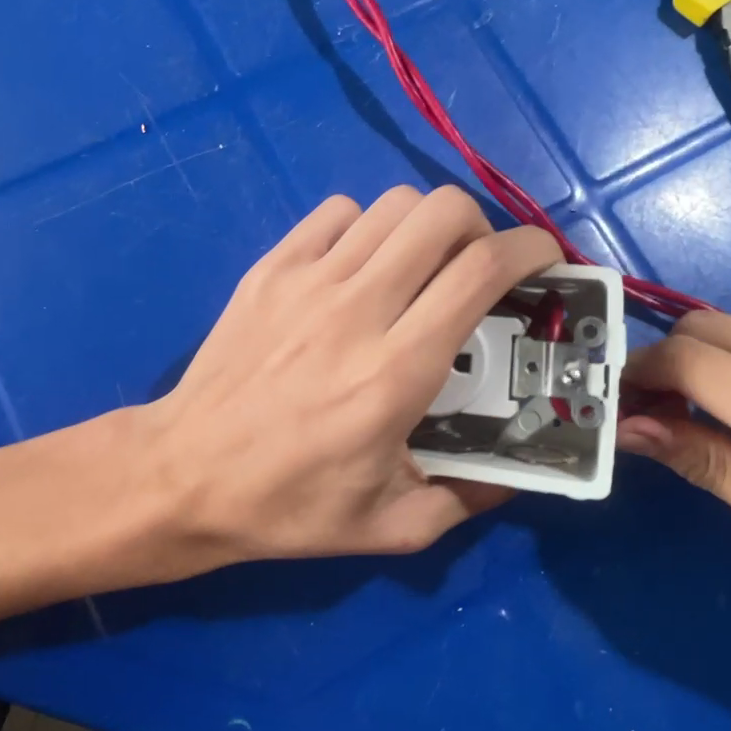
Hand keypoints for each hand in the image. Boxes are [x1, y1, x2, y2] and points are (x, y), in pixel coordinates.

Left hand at [141, 186, 560, 566]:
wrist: (184, 475)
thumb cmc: (288, 505)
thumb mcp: (393, 526)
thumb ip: (470, 498)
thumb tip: (518, 470)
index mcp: (398, 370)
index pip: (481, 271)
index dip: (530, 250)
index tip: (546, 261)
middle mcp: (358, 309)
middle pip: (443, 213)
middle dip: (483, 226)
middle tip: (481, 266)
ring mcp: (308, 279)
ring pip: (393, 204)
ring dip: (428, 225)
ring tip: (425, 265)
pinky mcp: (270, 268)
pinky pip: (336, 212)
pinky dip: (367, 225)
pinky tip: (362, 264)